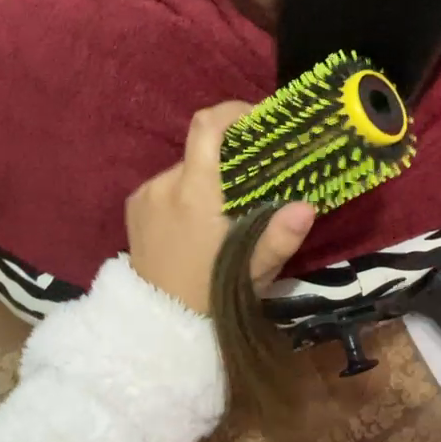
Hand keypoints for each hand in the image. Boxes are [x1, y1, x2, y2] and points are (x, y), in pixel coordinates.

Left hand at [125, 102, 315, 313]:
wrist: (157, 330)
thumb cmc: (212, 296)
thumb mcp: (254, 270)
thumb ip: (280, 236)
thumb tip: (307, 206)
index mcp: (194, 193)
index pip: (207, 127)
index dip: (234, 111)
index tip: (261, 117)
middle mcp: (164, 185)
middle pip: (202, 150)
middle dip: (230, 159)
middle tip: (258, 179)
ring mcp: (144, 195)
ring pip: (186, 169)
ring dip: (208, 179)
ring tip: (228, 210)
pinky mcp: (133, 208)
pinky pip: (168, 185)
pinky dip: (188, 192)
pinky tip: (199, 223)